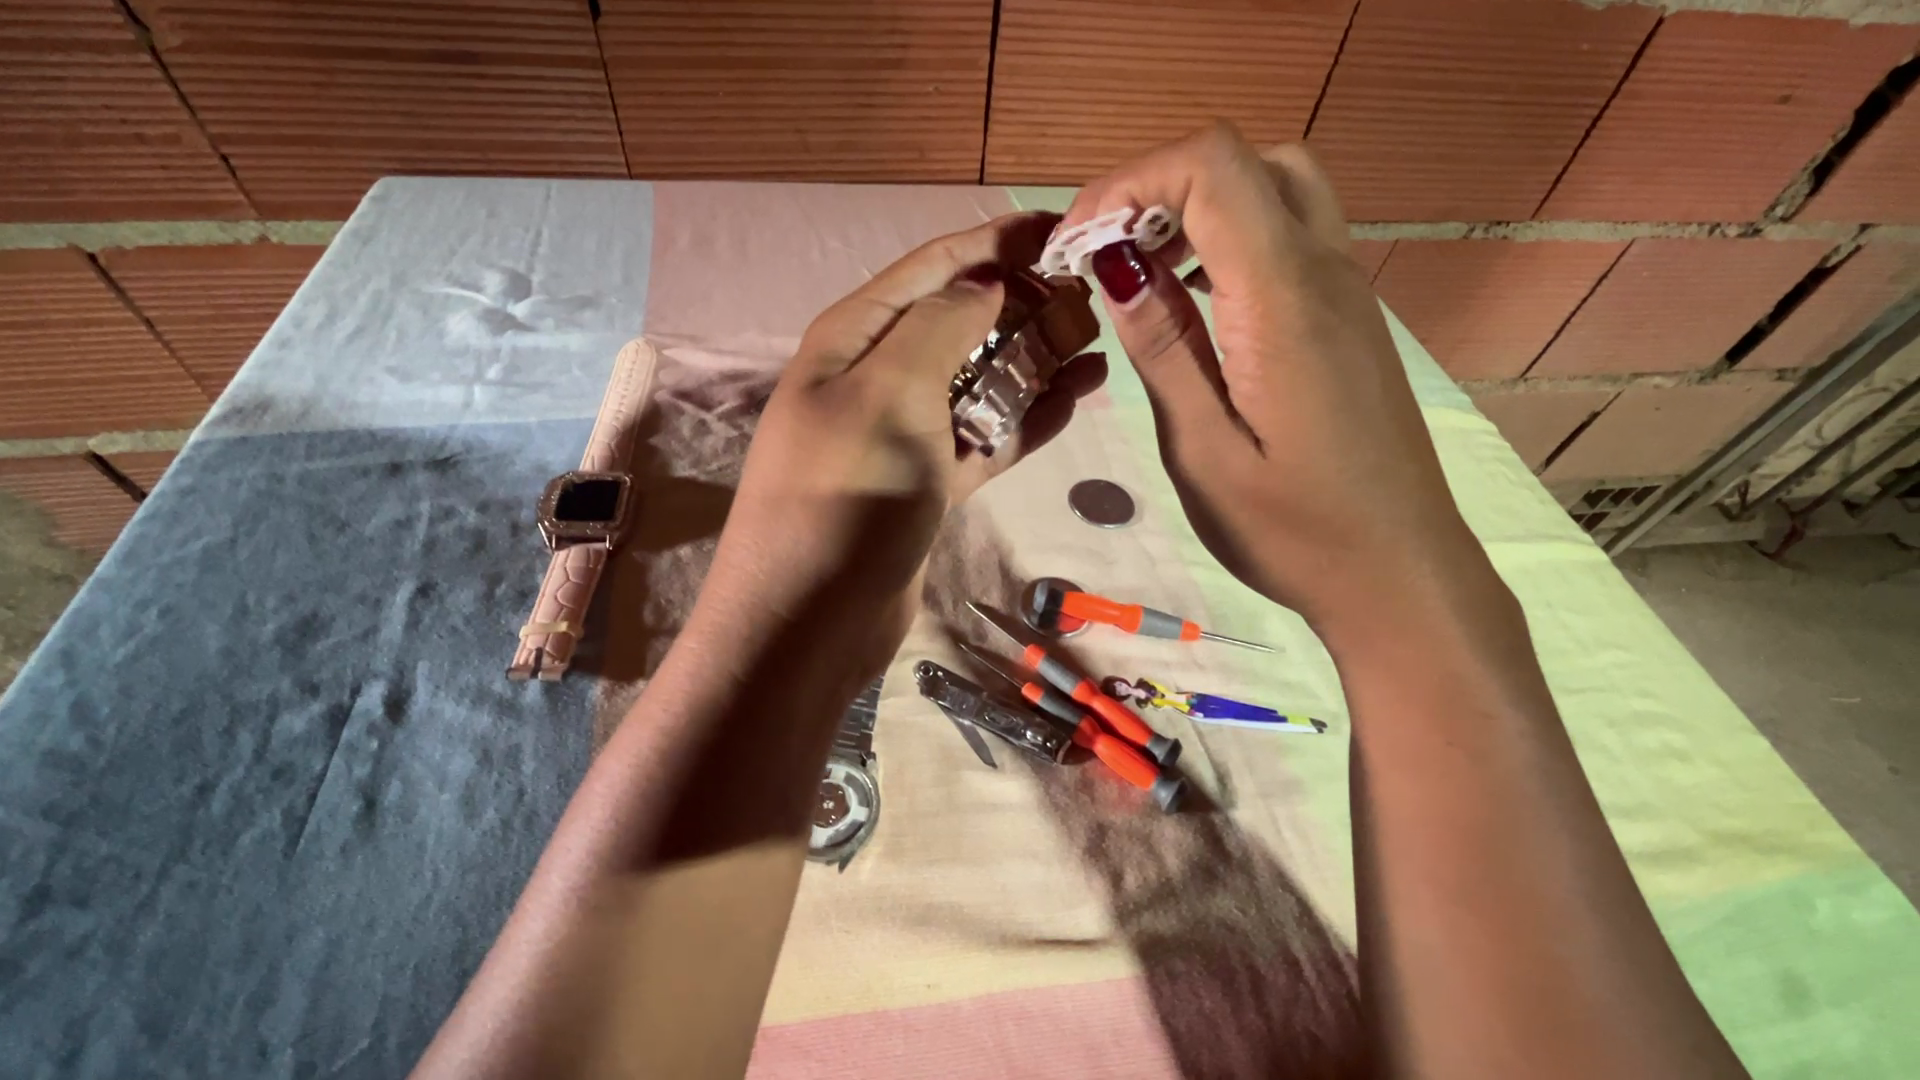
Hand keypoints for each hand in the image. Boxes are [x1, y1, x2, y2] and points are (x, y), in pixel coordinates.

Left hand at [697, 212, 1106, 645]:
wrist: (809, 620)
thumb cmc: (846, 493)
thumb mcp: (888, 390)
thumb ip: (940, 323)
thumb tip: (984, 280)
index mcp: (853, 337)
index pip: (932, 268)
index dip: (995, 242)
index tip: (1060, 227)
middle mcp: (875, 376)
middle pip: (961, 322)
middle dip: (1022, 305)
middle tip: (1091, 299)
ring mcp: (902, 434)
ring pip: (978, 382)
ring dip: (1033, 363)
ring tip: (1096, 349)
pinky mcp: (925, 484)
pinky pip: (983, 437)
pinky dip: (1024, 420)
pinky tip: (1072, 403)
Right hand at [1060, 122, 1479, 627]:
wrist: (1400, 572)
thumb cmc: (1294, 531)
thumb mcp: (1203, 451)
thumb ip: (1163, 349)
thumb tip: (1115, 265)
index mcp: (1284, 300)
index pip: (1211, 168)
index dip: (1128, 181)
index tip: (1073, 242)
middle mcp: (1325, 273)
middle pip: (1248, 162)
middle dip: (1160, 187)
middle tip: (1104, 253)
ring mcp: (1347, 292)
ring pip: (1276, 192)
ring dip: (1198, 209)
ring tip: (1140, 274)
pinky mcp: (1349, 319)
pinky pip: (1291, 239)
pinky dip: (1230, 240)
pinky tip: (1194, 304)